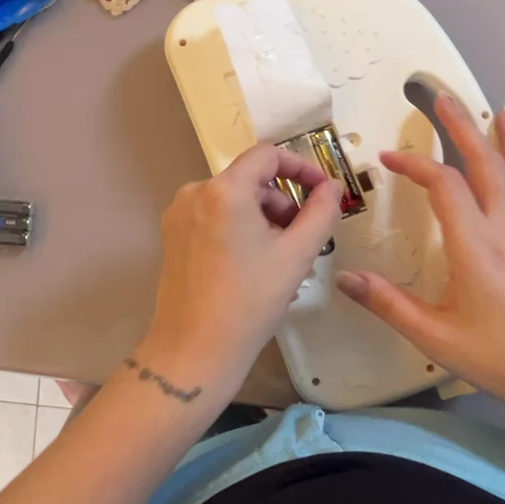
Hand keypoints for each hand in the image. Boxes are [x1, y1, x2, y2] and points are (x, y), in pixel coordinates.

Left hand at [138, 145, 345, 388]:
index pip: (267, 155)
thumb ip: (321, 212)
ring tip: (280, 262)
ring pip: (233, 202)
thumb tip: (332, 187)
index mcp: (224, 189)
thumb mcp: (296, 255)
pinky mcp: (172, 235)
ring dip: (263, 221)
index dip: (301, 167)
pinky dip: (240, 231)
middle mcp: (195, 192)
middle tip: (303, 241)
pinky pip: (214, 219)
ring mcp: (179, 214)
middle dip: (282, 204)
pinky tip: (254, 268)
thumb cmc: (249, 300)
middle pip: (250, 180)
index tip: (322, 192)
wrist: (195, 348)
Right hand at [334, 95, 504, 420]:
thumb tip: (344, 278)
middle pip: (486, 164)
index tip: (388, 158)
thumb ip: (388, 304)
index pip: (443, 185)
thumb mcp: (436, 337)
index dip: (414, 164)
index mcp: (475, 246)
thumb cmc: (504, 360)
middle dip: (463, 127)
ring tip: (502, 111)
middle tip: (444, 98)